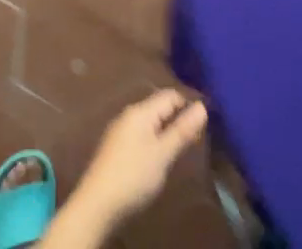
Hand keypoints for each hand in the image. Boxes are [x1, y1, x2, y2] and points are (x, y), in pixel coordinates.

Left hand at [69, 89, 209, 225]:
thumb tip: (202, 106)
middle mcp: (128, 115)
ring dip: (166, 131)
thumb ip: (182, 130)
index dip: (189, 104)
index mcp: (140, 112)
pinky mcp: (115, 149)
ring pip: (150, 123)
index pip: (170, 95)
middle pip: (159, 108)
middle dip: (178, 119)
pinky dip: (154, 141)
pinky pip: (141, 136)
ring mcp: (120, 132)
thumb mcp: (163, 153)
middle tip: (197, 138)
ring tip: (181, 148)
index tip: (205, 122)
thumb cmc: (133, 175)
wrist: (96, 206)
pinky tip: (159, 157)